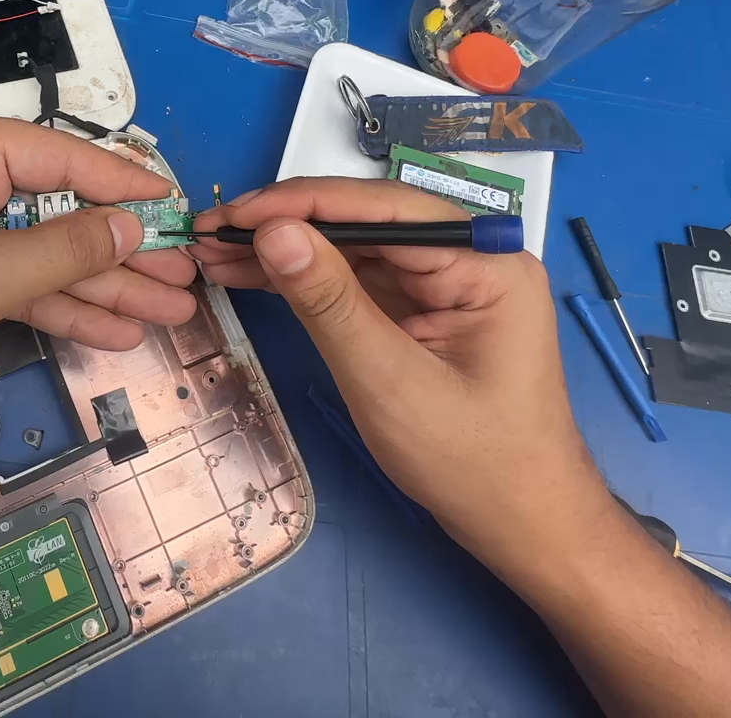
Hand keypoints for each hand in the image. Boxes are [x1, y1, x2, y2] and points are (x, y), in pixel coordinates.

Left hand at [0, 108, 197, 397]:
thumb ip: (62, 252)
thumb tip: (130, 230)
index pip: (64, 158)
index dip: (125, 186)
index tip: (176, 206)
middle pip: (60, 210)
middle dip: (122, 253)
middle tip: (183, 280)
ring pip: (42, 252)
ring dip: (100, 286)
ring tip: (165, 312)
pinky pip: (12, 278)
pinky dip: (56, 304)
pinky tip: (111, 327)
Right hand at [189, 177, 612, 571]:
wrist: (518, 527)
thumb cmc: (468, 460)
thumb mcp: (388, 379)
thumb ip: (328, 299)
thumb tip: (272, 231)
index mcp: (483, 261)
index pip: (382, 208)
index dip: (301, 203)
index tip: (235, 213)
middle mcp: (464, 256)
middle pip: (360, 220)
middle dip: (282, 223)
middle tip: (211, 230)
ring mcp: (437, 281)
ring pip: (346, 246)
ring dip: (280, 248)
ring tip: (213, 250)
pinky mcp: (413, 306)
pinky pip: (349, 278)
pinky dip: (298, 277)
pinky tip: (247, 273)